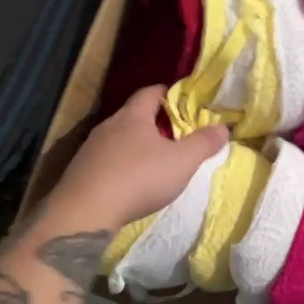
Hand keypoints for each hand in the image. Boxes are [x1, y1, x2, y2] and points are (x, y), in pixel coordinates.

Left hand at [39, 86, 229, 230]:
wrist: (85, 211)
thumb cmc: (139, 178)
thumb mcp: (181, 162)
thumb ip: (203, 143)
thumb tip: (224, 127)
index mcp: (133, 116)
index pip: (149, 93)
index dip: (166, 93)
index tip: (180, 99)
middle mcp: (108, 126)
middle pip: (131, 115)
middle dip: (151, 121)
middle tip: (171, 133)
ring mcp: (90, 149)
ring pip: (116, 139)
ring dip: (133, 146)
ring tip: (151, 160)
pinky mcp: (80, 172)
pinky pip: (104, 161)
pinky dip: (118, 166)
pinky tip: (127, 182)